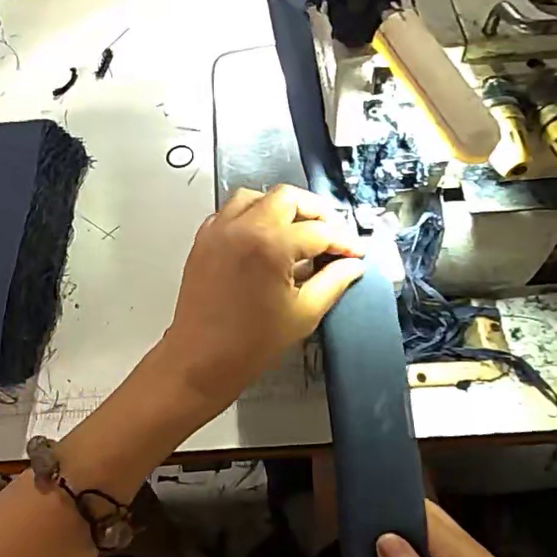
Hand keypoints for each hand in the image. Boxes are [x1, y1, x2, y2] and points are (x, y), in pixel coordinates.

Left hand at [155, 185, 366, 410]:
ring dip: (282, 207)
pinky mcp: (205, 240)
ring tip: (299, 230)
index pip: (319, 231)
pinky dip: (252, 215)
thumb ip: (333, 282)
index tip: (355, 251)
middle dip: (316, 212)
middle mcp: (242, 228)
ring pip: (257, 197)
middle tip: (332, 234)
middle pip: (288, 198)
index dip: (344, 241)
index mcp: (270, 245)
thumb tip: (352, 265)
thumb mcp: (304, 313)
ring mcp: (219, 231)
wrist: (201, 360)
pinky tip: (266, 237)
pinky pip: (231, 211)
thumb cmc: (248, 344)